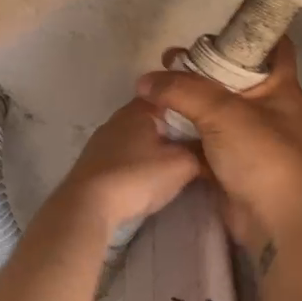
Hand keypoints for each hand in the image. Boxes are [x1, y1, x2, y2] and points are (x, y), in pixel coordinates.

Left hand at [56, 97, 202, 234]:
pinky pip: (123, 155)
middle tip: (200, 141)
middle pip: (153, 118)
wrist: (87, 206)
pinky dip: (138, 160)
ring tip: (177, 159)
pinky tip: (148, 173)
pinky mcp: (92, 164)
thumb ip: (201, 151)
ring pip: (137, 138)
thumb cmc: (137, 177)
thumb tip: (213, 148)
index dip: (190, 104)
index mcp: (137, 110)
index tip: (209, 116)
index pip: (169, 95)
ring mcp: (100, 142)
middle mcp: (115, 120)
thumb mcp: (182, 164)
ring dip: (154, 146)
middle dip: (174, 128)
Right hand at [138, 39, 301, 245]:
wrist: (268, 217)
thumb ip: (182, 92)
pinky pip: (199, 135)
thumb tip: (144, 80)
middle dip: (200, 66)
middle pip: (231, 76)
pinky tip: (157, 122)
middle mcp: (264, 107)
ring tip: (154, 89)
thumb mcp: (223, 114)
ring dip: (185, 99)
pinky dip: (180, 128)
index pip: (271, 46)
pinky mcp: (225, 158)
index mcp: (278, 88)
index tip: (211, 29)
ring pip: (211, 107)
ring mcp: (244, 135)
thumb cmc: (260, 157)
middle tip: (167, 61)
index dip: (246, 33)